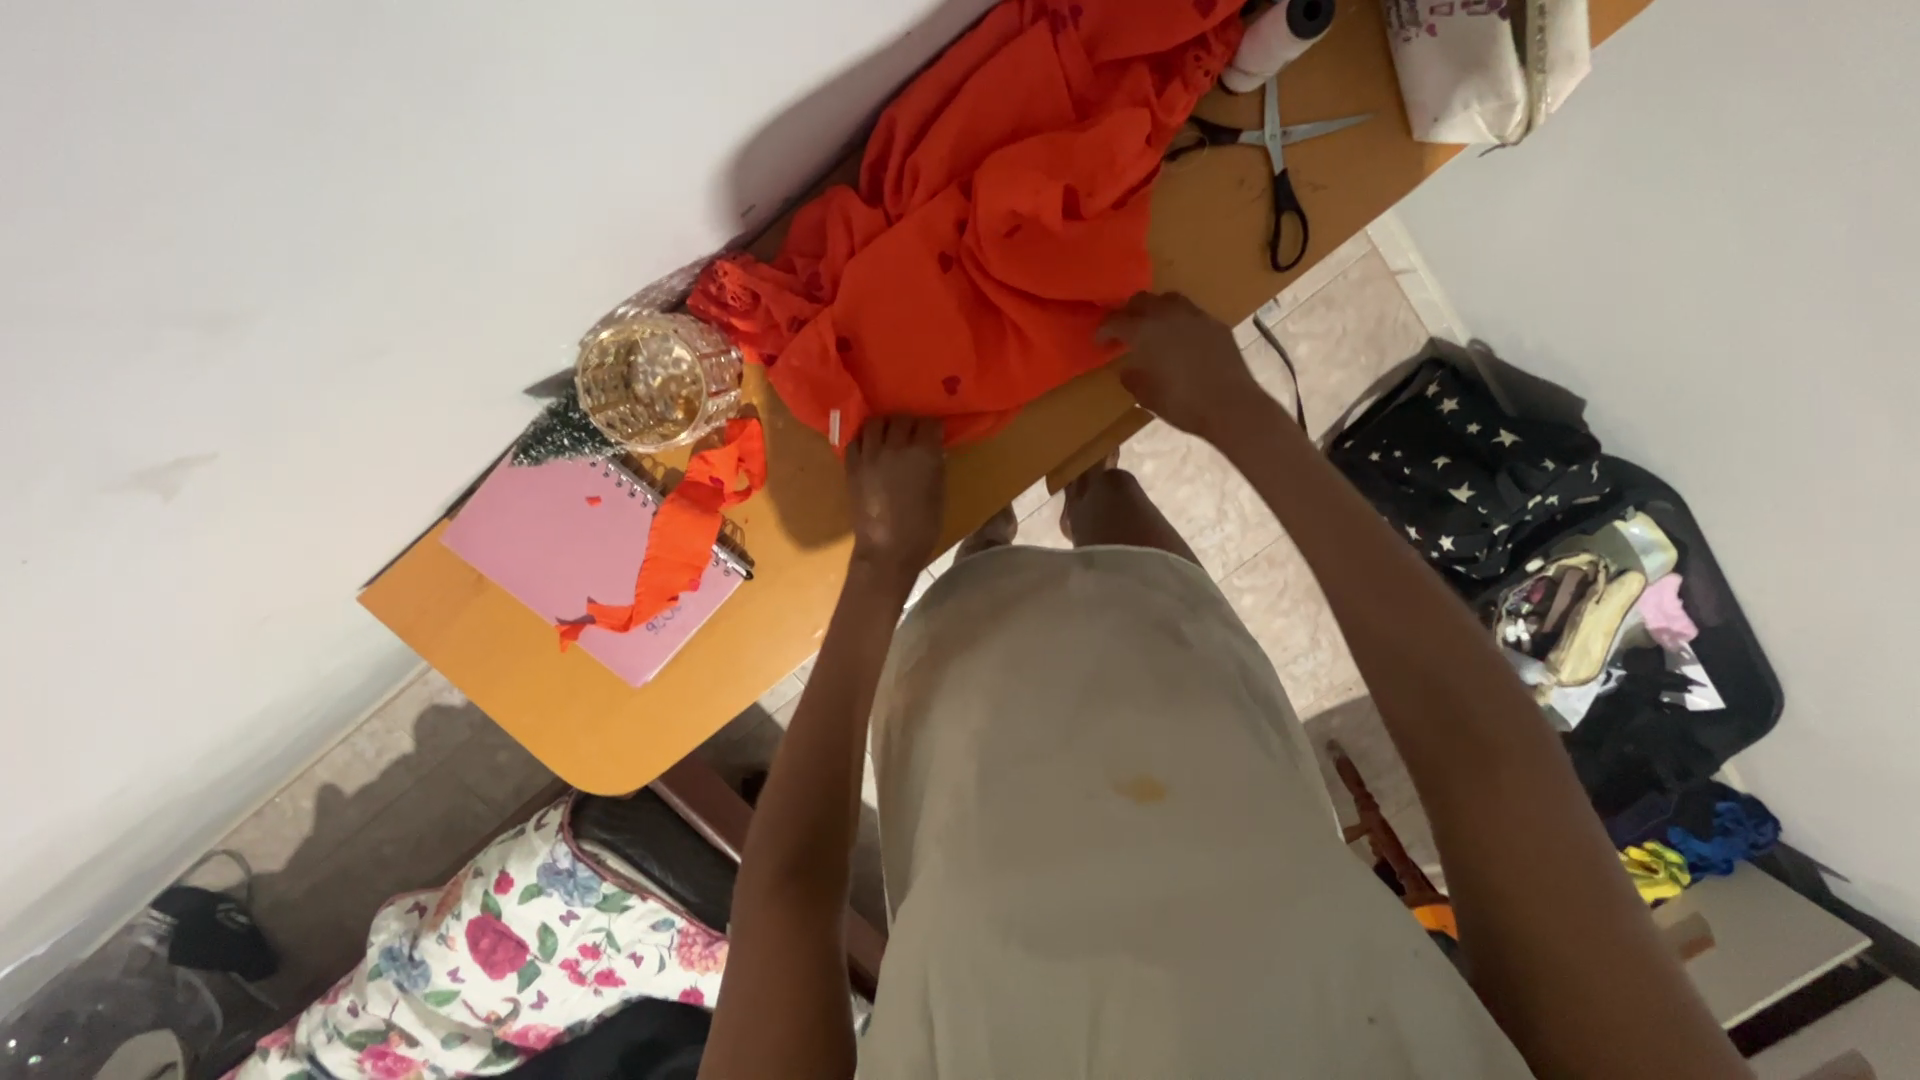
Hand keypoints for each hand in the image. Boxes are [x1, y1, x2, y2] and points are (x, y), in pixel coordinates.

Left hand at [845, 416, 945, 581]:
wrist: (888, 548)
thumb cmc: (923, 526)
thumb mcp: (939, 492)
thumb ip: (935, 465)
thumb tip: (932, 449)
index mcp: (923, 453)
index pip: (929, 423)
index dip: (932, 427)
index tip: (934, 434)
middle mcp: (895, 446)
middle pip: (901, 419)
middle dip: (909, 423)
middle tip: (912, 435)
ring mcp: (870, 454)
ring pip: (875, 423)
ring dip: (884, 426)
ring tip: (889, 436)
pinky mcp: (852, 465)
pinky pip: (856, 440)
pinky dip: (864, 440)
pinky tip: (871, 448)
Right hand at [1097, 292, 1271, 443]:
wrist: (1230, 405)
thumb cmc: (1182, 404)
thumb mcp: (1147, 397)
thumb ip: (1133, 379)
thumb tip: (1128, 370)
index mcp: (1145, 332)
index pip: (1116, 320)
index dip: (1104, 330)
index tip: (1100, 341)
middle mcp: (1168, 315)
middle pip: (1142, 300)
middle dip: (1129, 313)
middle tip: (1125, 331)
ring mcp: (1195, 316)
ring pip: (1169, 299)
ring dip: (1156, 310)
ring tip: (1155, 328)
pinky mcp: (1216, 324)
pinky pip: (1192, 313)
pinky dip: (1180, 321)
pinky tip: (1182, 339)